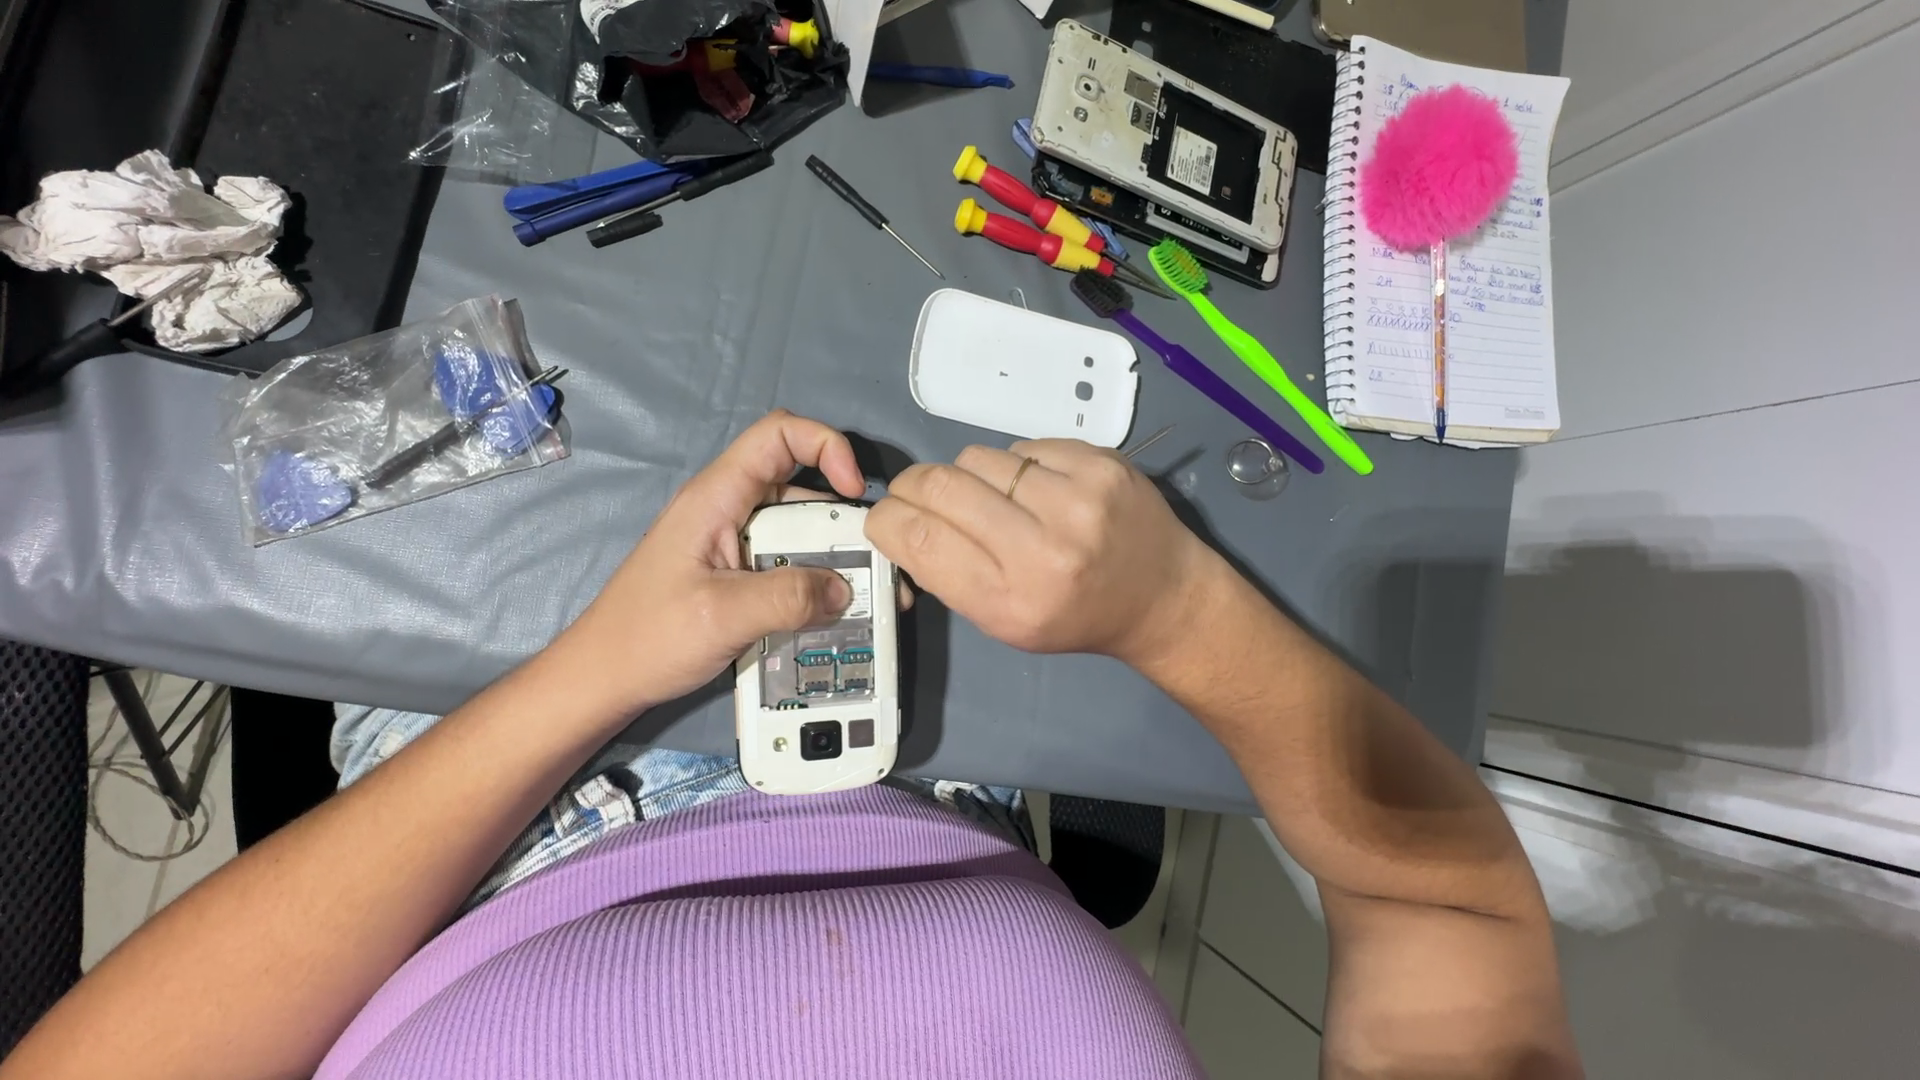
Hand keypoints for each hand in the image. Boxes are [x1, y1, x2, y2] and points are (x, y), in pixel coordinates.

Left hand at [554, 410, 868, 720]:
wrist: (603, 680)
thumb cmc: (648, 638)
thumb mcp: (722, 615)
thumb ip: (788, 597)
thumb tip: (844, 590)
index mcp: (717, 497)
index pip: (778, 435)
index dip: (825, 446)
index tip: (853, 491)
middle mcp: (729, 511)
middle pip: (800, 489)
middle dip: (843, 521)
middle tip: (876, 563)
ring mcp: (733, 544)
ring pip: (799, 532)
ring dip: (834, 558)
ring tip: (868, 595)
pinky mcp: (737, 575)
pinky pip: (788, 564)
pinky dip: (815, 582)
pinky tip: (833, 613)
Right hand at [865, 439, 1211, 666]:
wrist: (1161, 595)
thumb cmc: (1073, 617)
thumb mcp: (1001, 621)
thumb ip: (948, 572)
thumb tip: (899, 520)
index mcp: (1010, 601)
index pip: (919, 539)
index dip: (886, 520)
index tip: (887, 519)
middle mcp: (1043, 550)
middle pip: (939, 486)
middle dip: (913, 487)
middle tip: (919, 495)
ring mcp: (1077, 500)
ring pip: (975, 457)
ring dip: (968, 475)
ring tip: (993, 498)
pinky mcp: (1100, 462)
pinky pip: (1021, 446)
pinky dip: (1014, 464)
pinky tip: (1036, 488)